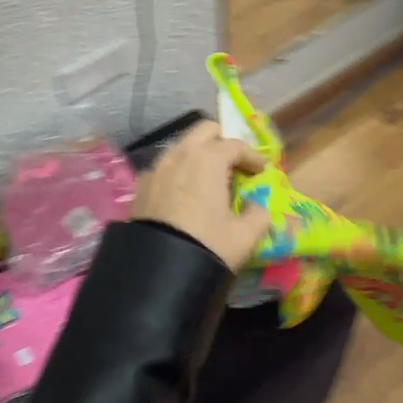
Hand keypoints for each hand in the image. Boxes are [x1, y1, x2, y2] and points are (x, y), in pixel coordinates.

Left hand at [131, 121, 270, 270]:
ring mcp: (157, 167)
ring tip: (208, 178)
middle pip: (204, 130)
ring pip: (181, 146)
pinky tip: (183, 193)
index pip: (236, 145)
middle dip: (222, 141)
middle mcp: (180, 153)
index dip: (252, 156)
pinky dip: (178, 171)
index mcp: (209, 158)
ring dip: (198, 154)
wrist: (159, 271)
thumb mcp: (245, 236)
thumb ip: (259, 215)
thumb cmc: (208, 246)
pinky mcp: (141, 185)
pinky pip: (164, 167)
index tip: (261, 170)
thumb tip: (256, 207)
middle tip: (233, 163)